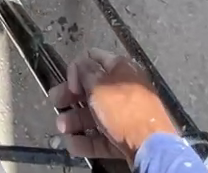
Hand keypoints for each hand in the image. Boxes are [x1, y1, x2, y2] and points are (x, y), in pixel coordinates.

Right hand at [48, 48, 178, 159]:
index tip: (69, 82)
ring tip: (61, 127)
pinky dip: (86, 139)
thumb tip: (79, 62)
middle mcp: (124, 88)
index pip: (93, 58)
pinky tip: (72, 143)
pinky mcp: (127, 137)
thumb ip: (83, 70)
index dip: (77, 68)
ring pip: (94, 113)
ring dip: (75, 120)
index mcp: (120, 69)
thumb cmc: (122, 110)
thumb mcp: (98, 85)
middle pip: (90, 89)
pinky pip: (102, 135)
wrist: (152, 150)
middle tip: (55, 102)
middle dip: (70, 97)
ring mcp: (126, 115)